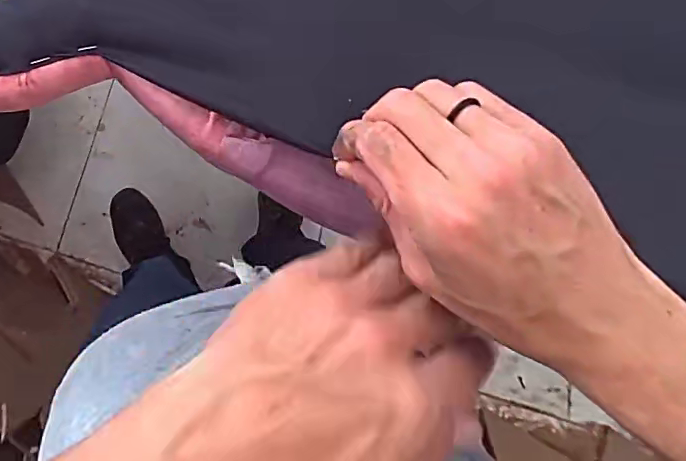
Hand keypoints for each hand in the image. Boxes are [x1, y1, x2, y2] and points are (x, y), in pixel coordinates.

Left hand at [79, 241, 492, 460]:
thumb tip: (453, 413)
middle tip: (452, 304)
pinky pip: (357, 246)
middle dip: (453, 303)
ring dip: (419, 267)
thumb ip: (424, 436)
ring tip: (425, 265)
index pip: (470, 361)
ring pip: (404, 265)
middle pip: (442, 304)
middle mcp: (386, 345)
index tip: (472, 348)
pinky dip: (377, 244)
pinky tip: (385, 244)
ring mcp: (345, 303)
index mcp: (410, 407)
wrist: (209, 441)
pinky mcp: (307, 275)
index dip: (475, 352)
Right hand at [334, 80, 668, 370]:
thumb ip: (387, 208)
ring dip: (417, 109)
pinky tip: (459, 135)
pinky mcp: (536, 133)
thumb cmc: (518, 303)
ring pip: (438, 91)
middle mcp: (476, 171)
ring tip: (422, 138)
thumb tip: (358, 165)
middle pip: (402, 104)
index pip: (380, 139)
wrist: (593, 301)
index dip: (354, 136)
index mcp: (443, 214)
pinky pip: (478, 95)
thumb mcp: (432, 273)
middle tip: (380, 137)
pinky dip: (457, 109)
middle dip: (379, 116)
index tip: (352, 143)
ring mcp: (511, 146)